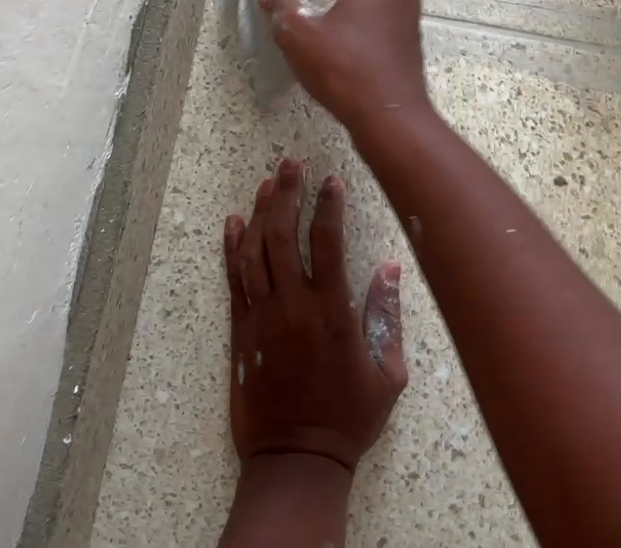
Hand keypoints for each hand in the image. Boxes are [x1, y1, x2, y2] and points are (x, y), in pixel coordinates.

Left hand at [226, 158, 407, 471]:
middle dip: (287, 193)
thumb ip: (388, 316)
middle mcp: (293, 306)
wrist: (297, 458)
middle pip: (283, 235)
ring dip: (259, 211)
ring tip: (267, 181)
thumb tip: (389, 265)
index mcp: (333, 313)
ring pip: (254, 251)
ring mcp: (262, 317)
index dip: (328, 205)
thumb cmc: (349, 418)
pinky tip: (233, 221)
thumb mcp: (387, 374)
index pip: (327, 242)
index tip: (332, 179)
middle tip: (291, 162)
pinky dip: (231, 247)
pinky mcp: (241, 331)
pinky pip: (232, 280)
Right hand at [257, 0, 430, 129]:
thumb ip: (280, 5)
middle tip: (309, 17)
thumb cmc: (343, 67)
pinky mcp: (412, 42)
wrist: (389, 116)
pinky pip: (381, 28)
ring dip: (350, 17)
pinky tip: (345, 58)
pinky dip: (364, 36)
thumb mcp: (297, 34)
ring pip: (370, 6)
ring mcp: (410, 15)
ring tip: (324, 40)